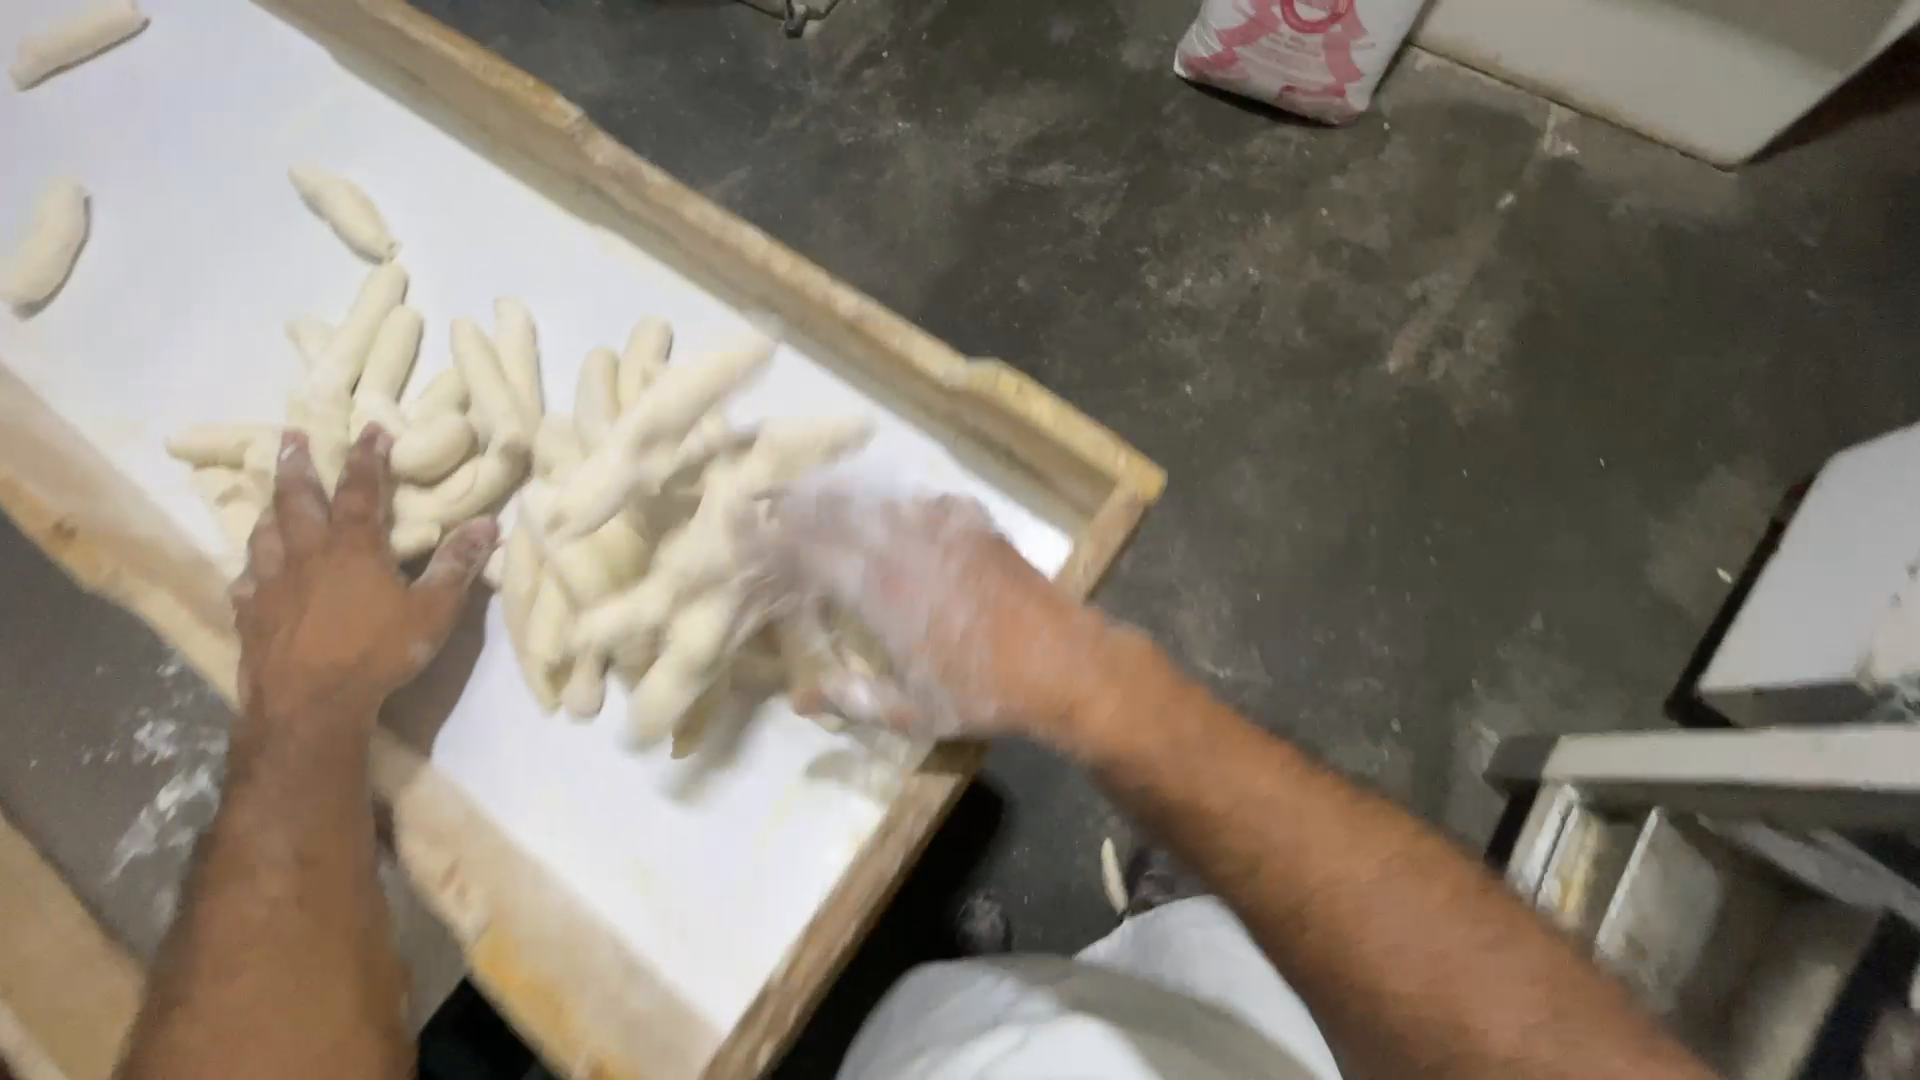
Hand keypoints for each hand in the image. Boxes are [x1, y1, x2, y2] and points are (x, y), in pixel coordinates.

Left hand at [231, 427, 497, 732]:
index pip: (360, 491)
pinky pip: (245, 579)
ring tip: (273, 498)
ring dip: (270, 509)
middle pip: (296, 501)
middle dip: (298, 466)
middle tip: (293, 437)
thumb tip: (487, 524)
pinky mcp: (250, 614)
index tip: (370, 429)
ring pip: (264, 534)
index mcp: (352, 549)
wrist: (309, 703)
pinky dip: (252, 565)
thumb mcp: (434, 609)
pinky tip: (253, 570)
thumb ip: (457, 564)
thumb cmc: (379, 651)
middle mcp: (305, 555)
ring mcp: (269, 584)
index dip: (366, 458)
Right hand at [764, 487, 1113, 740]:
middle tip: (774, 503)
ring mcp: (947, 534)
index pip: (813, 556)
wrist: (1064, 663)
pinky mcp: (979, 529)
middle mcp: (909, 551)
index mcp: (883, 595)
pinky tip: (902, 509)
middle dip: (802, 508)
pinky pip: (931, 503)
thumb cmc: (985, 693)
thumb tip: (798, 698)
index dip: (775, 544)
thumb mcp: (914, 713)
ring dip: (847, 497)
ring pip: (883, 501)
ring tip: (822, 494)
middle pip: (842, 516)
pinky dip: (906, 503)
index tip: (747, 536)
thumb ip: (852, 699)